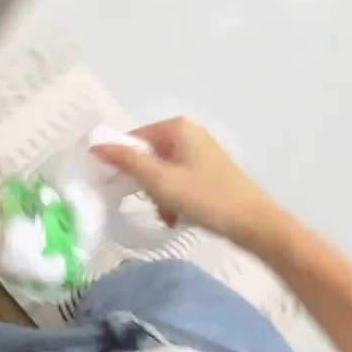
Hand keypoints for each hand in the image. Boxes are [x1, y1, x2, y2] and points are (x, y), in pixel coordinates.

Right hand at [92, 117, 293, 255]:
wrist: (255, 224)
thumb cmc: (205, 197)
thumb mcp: (159, 180)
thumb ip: (126, 161)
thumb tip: (95, 146)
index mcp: (177, 127)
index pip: (133, 138)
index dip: (120, 161)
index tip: (115, 185)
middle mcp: (189, 134)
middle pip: (147, 155)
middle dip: (144, 182)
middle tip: (148, 202)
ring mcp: (201, 153)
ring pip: (161, 172)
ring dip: (158, 195)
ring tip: (167, 214)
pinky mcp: (209, 173)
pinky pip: (178, 181)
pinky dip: (173, 199)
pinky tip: (177, 218)